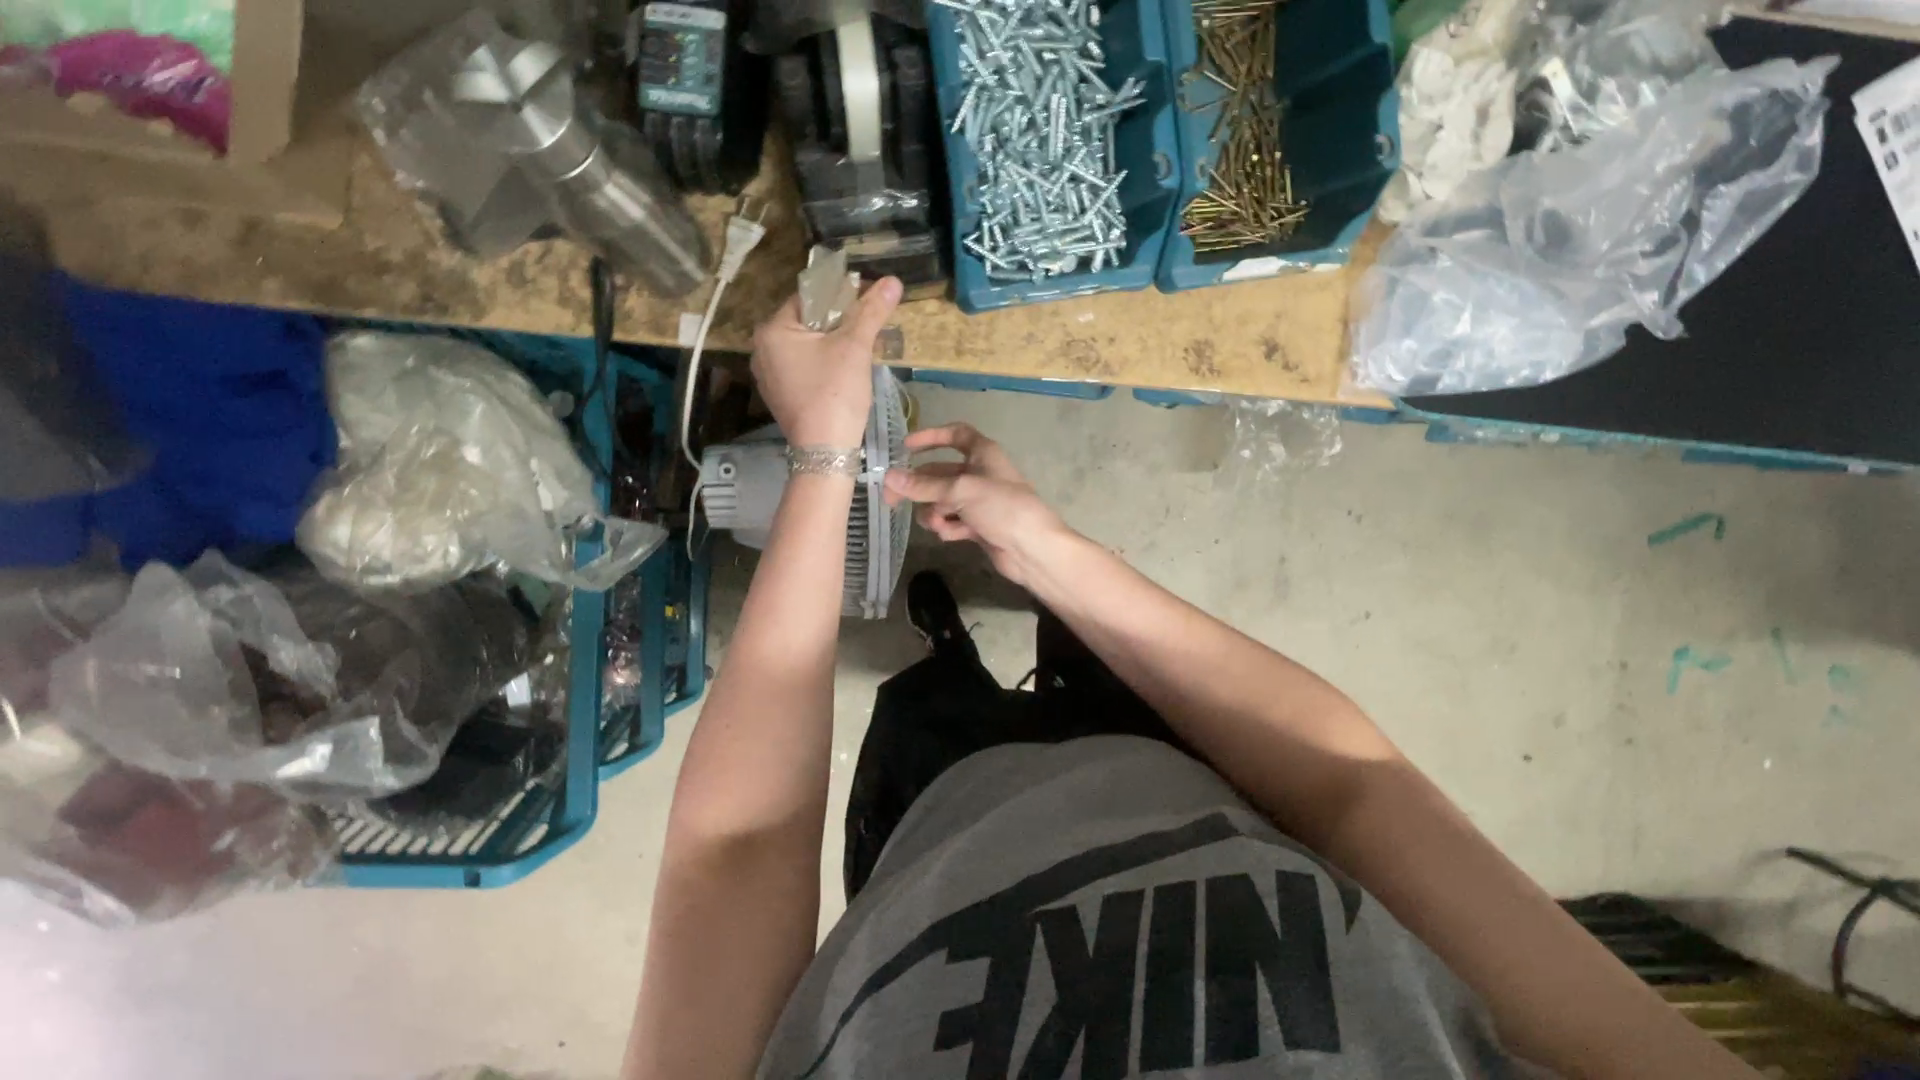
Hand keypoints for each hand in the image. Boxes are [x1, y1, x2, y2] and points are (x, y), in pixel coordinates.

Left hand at [750, 276, 902, 448]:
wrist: (825, 450)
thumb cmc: (835, 393)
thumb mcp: (855, 347)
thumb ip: (871, 311)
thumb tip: (892, 280)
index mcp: (772, 330)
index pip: (809, 298)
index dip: (841, 295)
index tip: (867, 300)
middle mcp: (762, 350)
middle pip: (807, 322)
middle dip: (838, 321)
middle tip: (868, 324)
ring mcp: (769, 376)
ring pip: (806, 347)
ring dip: (832, 343)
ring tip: (860, 347)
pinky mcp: (780, 396)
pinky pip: (803, 368)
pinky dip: (823, 365)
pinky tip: (844, 372)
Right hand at [882, 423, 1072, 587]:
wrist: (1033, 549)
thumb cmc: (1003, 508)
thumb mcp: (961, 491)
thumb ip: (924, 486)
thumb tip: (889, 478)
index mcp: (983, 454)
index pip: (956, 434)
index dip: (931, 437)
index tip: (906, 447)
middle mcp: (979, 474)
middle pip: (940, 473)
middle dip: (918, 486)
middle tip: (891, 499)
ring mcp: (978, 502)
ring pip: (941, 501)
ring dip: (934, 511)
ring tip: (938, 522)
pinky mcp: (977, 526)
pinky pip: (951, 521)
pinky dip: (948, 527)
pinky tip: (953, 535)